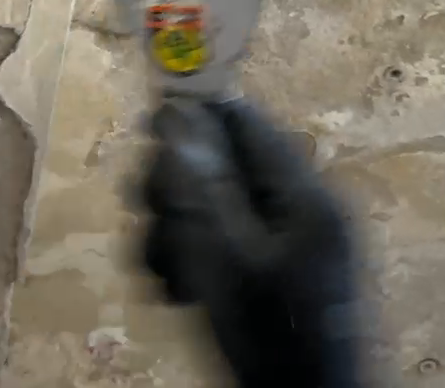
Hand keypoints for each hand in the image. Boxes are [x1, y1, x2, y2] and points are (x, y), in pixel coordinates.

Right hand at [135, 99, 367, 387]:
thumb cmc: (268, 333)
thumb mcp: (224, 253)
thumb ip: (200, 179)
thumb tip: (173, 110)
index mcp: (302, 193)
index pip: (240, 116)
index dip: (189, 112)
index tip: (142, 128)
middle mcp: (297, 204)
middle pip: (216, 157)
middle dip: (171, 183)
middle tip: (143, 209)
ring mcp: (286, 235)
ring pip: (208, 196)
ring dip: (173, 223)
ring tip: (157, 265)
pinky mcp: (271, 262)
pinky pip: (218, 230)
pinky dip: (189, 249)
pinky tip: (172, 283)